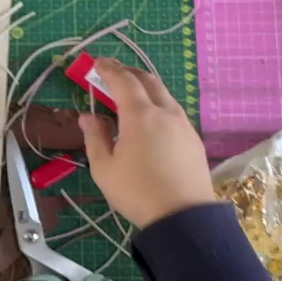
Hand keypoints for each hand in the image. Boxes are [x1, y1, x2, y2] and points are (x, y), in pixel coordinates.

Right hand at [77, 57, 217, 228]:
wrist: (183, 217)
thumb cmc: (136, 192)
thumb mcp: (104, 168)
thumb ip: (95, 137)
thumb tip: (88, 116)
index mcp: (140, 116)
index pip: (123, 82)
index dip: (109, 69)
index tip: (96, 63)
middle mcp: (165, 113)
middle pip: (148, 81)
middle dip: (129, 72)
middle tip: (112, 72)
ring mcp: (183, 125)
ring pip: (164, 95)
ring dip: (145, 87)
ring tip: (129, 92)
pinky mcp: (193, 139)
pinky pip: (173, 110)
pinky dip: (157, 103)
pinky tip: (149, 117)